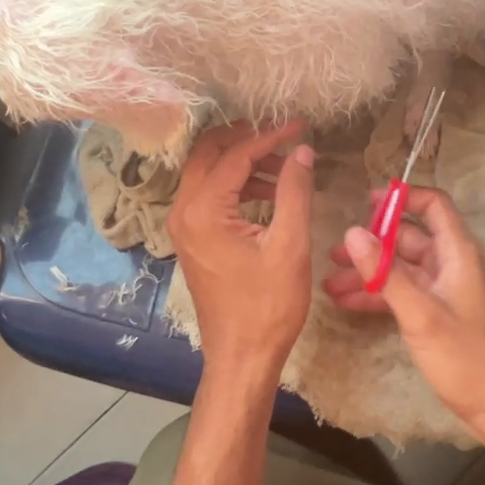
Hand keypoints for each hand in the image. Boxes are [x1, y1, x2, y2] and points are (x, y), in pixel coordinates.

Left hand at [168, 121, 313, 378]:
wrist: (241, 357)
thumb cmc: (268, 306)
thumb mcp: (290, 246)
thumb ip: (294, 191)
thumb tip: (302, 150)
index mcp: (204, 210)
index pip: (236, 155)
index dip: (270, 136)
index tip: (301, 126)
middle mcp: (183, 211)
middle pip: (208, 153)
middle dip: (246, 138)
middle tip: (284, 135)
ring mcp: (183, 226)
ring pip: (206, 172)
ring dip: (242, 162)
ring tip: (285, 168)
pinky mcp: (191, 238)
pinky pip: (208, 194)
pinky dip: (235, 184)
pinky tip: (269, 192)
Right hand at [323, 187, 484, 430]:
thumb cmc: (465, 356)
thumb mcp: (420, 313)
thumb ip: (385, 273)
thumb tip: (352, 233)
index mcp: (457, 252)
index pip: (434, 206)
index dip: (404, 197)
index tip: (367, 201)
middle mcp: (450, 263)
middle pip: (408, 237)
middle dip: (371, 243)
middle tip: (334, 252)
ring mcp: (442, 289)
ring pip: (400, 268)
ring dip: (368, 272)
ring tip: (330, 281)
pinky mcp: (435, 312)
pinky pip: (401, 292)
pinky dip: (377, 294)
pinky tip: (346, 302)